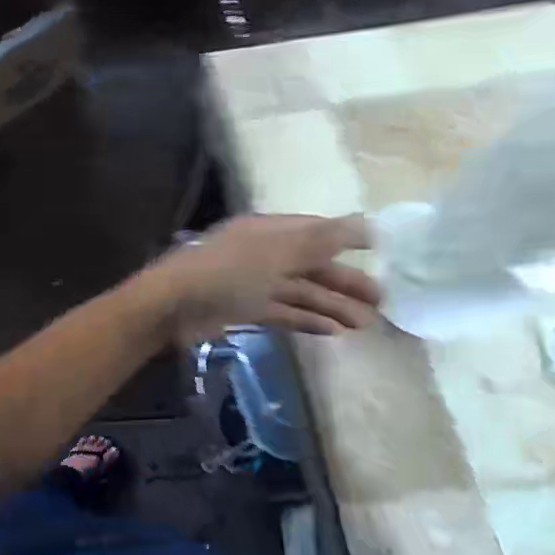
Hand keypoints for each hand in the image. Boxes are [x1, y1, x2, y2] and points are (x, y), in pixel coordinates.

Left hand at [143, 214, 382, 338]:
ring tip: (366, 323)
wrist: (170, 306)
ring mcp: (250, 283)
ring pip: (299, 291)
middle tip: (384, 300)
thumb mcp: (276, 251)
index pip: (315, 230)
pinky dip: (306, 320)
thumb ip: (321, 239)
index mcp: (267, 230)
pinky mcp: (241, 310)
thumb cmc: (224, 272)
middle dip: (345, 280)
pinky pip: (282, 311)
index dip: (348, 238)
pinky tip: (333, 331)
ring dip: (331, 305)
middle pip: (310, 264)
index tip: (384, 250)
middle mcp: (261, 253)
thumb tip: (367, 222)